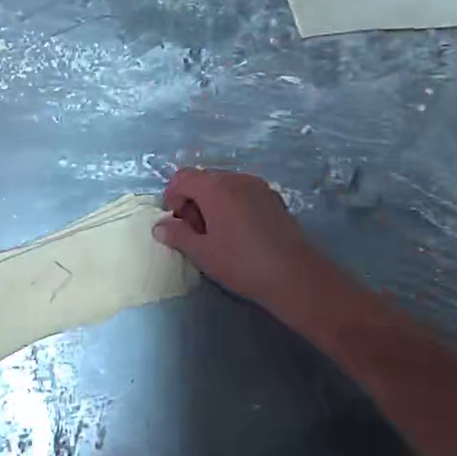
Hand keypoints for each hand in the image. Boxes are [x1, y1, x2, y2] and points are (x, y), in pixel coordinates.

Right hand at [153, 169, 339, 318]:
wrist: (296, 278)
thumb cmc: (242, 263)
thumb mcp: (202, 253)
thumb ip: (177, 235)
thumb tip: (160, 226)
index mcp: (215, 188)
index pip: (182, 178)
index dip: (172, 198)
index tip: (177, 223)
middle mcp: (236, 179)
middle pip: (202, 179)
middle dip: (192, 200)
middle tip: (196, 231)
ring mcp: (258, 186)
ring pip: (223, 185)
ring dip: (212, 202)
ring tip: (217, 233)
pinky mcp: (273, 198)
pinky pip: (242, 192)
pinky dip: (232, 204)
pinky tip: (239, 232)